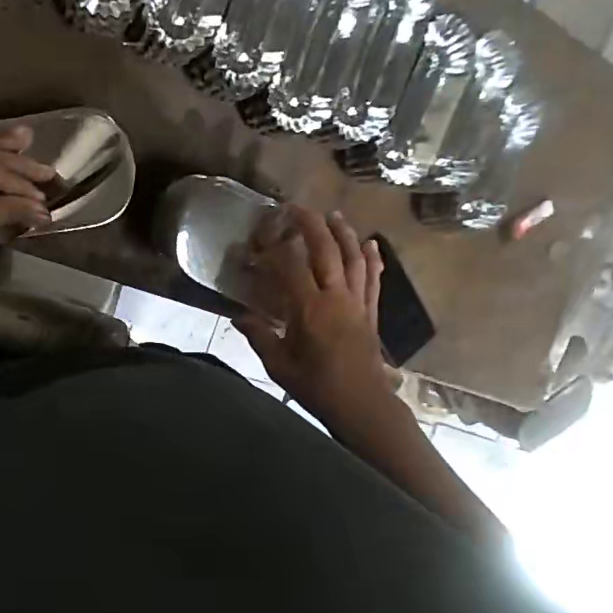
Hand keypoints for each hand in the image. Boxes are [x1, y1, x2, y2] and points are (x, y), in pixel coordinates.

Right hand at [235, 206, 391, 423]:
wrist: (360, 404)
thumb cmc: (316, 386)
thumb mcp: (278, 365)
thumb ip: (260, 336)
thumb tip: (239, 318)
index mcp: (309, 309)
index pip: (291, 267)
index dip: (276, 250)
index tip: (260, 244)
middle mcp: (336, 298)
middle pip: (326, 251)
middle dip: (312, 225)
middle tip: (297, 208)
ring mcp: (357, 303)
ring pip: (353, 259)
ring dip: (344, 234)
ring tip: (333, 215)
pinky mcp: (370, 313)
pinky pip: (373, 280)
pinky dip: (372, 260)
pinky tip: (370, 244)